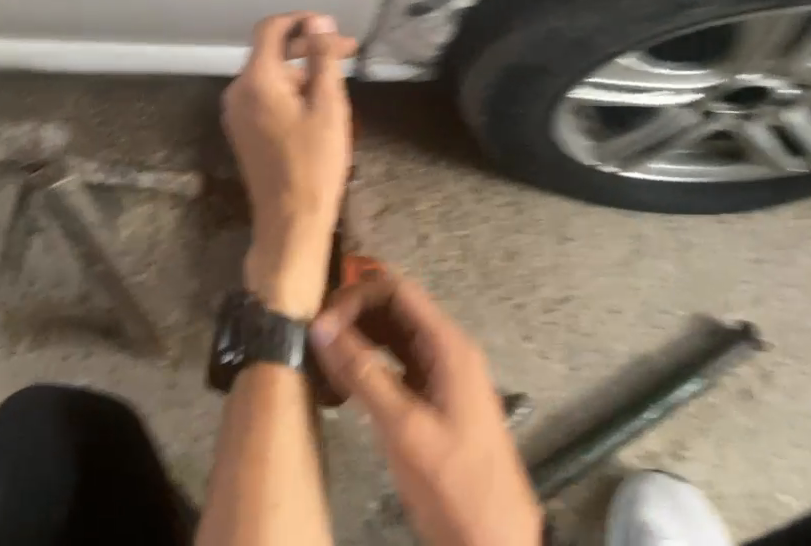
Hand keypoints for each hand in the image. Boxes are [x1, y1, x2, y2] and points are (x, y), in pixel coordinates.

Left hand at [222, 12, 358, 316]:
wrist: (290, 220)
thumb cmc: (314, 162)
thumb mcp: (327, 105)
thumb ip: (321, 58)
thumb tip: (317, 21)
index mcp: (255, 80)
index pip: (271, 28)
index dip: (301, 20)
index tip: (333, 28)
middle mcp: (238, 90)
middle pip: (271, 52)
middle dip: (309, 47)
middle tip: (348, 53)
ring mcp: (236, 112)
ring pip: (271, 76)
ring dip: (303, 72)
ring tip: (339, 85)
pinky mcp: (242, 130)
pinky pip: (266, 97)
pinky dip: (291, 92)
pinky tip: (318, 106)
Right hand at [309, 274, 544, 545]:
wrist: (495, 542)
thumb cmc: (456, 483)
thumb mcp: (404, 427)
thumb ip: (362, 374)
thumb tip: (320, 328)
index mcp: (448, 346)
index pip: (395, 290)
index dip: (354, 296)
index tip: (321, 324)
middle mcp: (444, 349)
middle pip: (391, 307)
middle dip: (350, 316)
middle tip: (315, 339)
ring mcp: (438, 372)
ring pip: (389, 334)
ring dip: (354, 339)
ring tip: (322, 360)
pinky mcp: (429, 395)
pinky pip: (392, 361)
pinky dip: (364, 363)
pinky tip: (340, 383)